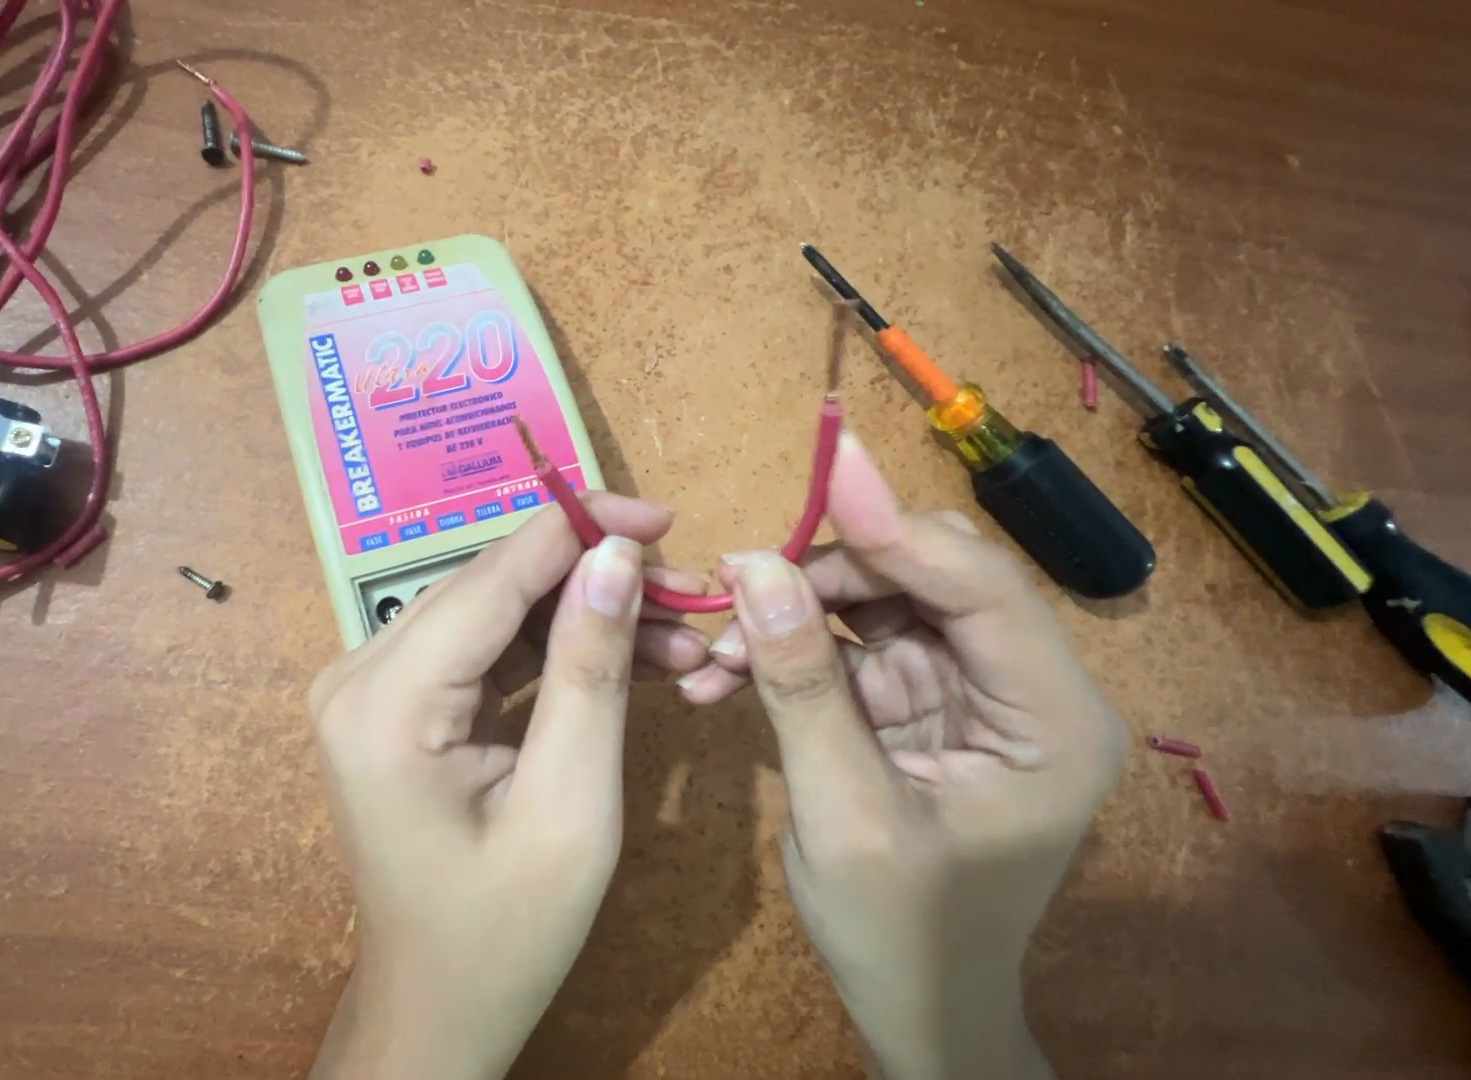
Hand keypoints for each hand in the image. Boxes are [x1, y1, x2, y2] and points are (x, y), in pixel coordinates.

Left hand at [307, 495, 710, 1079]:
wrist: (438, 1006)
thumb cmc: (506, 932)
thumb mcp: (571, 807)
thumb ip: (590, 673)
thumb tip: (615, 558)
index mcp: (385, 702)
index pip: (493, 575)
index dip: (581, 531)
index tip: (663, 517)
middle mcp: (360, 673)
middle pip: (492, 586)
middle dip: (592, 580)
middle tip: (684, 593)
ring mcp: (372, 685)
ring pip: (494, 611)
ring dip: (581, 614)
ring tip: (672, 634)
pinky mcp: (397, 701)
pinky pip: (483, 648)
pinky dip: (552, 648)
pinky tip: (623, 656)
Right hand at [683, 435, 1123, 1079]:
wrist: (917, 1008)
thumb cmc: (902, 934)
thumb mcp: (842, 811)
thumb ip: (801, 685)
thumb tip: (754, 567)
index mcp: (1049, 716)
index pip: (978, 586)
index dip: (896, 525)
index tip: (827, 469)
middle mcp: (1017, 683)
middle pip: (920, 577)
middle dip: (820, 578)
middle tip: (728, 593)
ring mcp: (959, 686)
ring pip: (872, 601)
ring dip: (787, 614)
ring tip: (711, 653)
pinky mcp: (911, 697)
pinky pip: (843, 643)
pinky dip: (783, 650)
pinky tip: (723, 676)